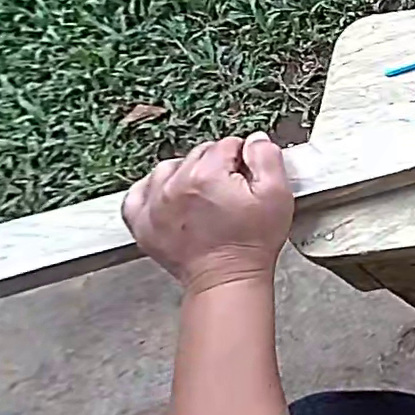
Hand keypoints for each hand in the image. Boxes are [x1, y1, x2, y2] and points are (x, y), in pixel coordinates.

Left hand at [122, 132, 292, 292]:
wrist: (227, 275)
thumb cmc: (254, 237)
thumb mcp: (277, 192)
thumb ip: (267, 158)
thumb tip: (256, 139)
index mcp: (206, 176)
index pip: (226, 144)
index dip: (246, 154)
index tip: (253, 172)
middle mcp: (172, 186)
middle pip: (198, 153)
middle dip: (219, 162)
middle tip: (236, 184)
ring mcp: (152, 205)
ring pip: (169, 168)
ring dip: (189, 171)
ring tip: (207, 189)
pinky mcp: (141, 223)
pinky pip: (138, 192)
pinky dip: (155, 187)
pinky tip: (173, 193)